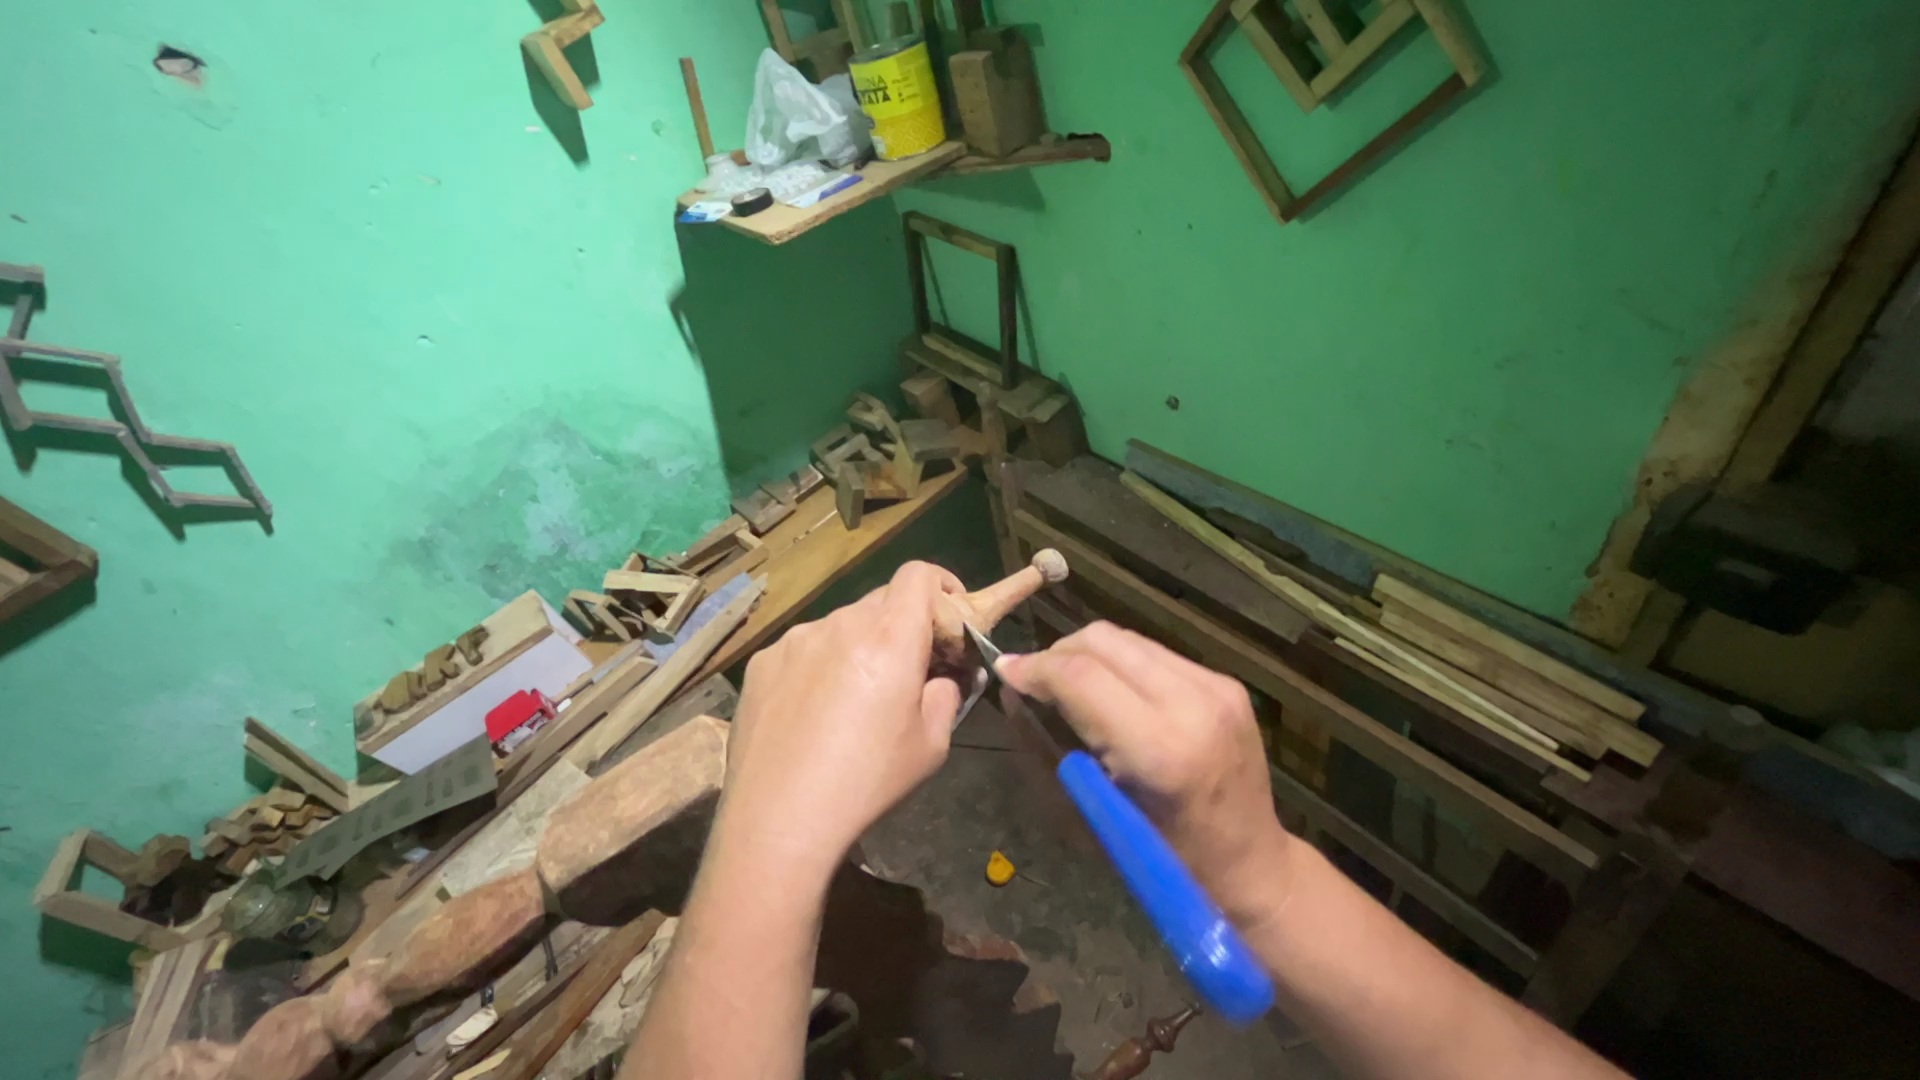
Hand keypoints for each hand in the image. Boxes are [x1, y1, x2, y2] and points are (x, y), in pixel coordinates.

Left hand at [718, 561, 966, 872]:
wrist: (778, 819)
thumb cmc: (867, 781)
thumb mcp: (931, 744)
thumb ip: (944, 694)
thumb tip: (941, 677)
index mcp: (889, 637)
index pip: (918, 574)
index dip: (940, 584)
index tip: (947, 617)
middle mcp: (840, 624)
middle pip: (881, 601)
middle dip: (902, 626)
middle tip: (904, 671)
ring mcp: (795, 640)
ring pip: (840, 626)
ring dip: (857, 646)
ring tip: (850, 701)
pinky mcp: (763, 662)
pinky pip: (803, 649)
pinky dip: (819, 665)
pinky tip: (810, 713)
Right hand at [995, 622, 1293, 926]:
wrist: (1252, 866)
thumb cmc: (1164, 862)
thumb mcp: (1093, 814)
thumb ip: (1048, 748)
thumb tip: (1014, 692)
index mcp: (1160, 749)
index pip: (1080, 676)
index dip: (1034, 667)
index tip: (1004, 669)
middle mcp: (1193, 703)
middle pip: (1103, 641)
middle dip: (1056, 653)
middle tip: (1033, 679)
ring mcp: (1216, 687)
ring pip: (1128, 639)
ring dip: (1086, 654)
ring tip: (1066, 683)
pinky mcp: (1226, 683)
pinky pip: (1154, 653)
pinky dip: (1120, 663)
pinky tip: (1111, 691)